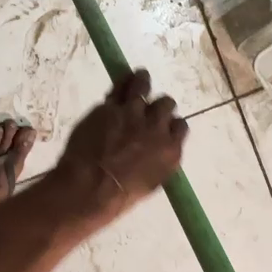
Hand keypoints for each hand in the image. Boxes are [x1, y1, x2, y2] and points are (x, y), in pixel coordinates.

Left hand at [55, 69, 186, 217]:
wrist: (91, 187)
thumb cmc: (120, 195)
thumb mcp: (151, 182)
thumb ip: (158, 160)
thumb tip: (157, 150)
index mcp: (170, 150)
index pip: (180, 126)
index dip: (172, 123)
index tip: (165, 124)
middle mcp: (156, 128)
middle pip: (166, 104)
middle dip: (160, 104)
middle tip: (151, 106)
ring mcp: (133, 114)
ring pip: (144, 87)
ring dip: (143, 81)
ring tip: (141, 76)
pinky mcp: (110, 106)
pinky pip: (121, 86)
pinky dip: (123, 81)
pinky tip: (124, 78)